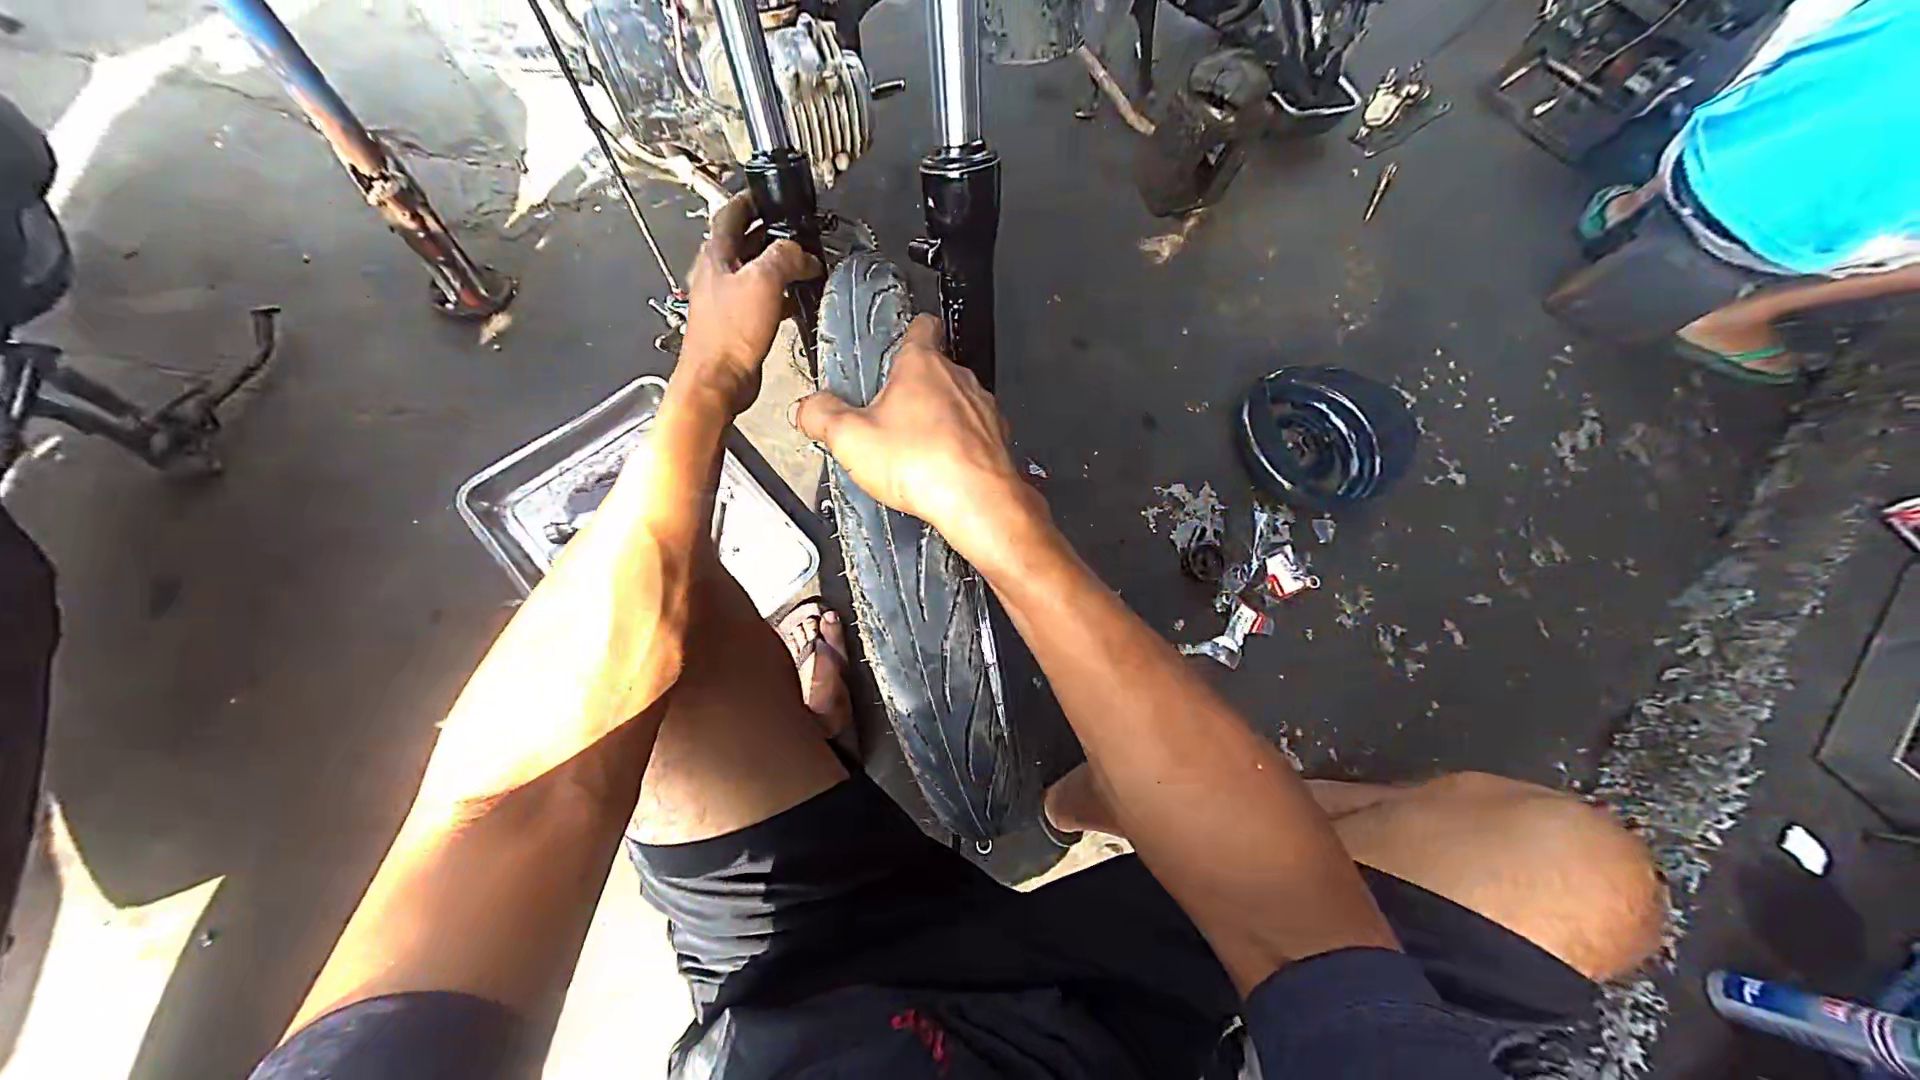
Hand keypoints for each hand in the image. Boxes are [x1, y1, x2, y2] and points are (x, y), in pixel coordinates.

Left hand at [677, 193, 819, 413]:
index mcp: (716, 257)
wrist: (719, 380)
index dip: (749, 201)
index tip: (764, 194)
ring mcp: (727, 302)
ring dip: (777, 268)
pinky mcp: (739, 326)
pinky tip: (794, 303)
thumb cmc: (728, 335)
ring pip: (754, 274)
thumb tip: (802, 253)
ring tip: (801, 266)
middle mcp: (718, 277)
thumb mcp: (763, 282)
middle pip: (744, 244)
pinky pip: (762, 302)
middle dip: (770, 236)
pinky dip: (779, 297)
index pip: (730, 215)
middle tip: (793, 232)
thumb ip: (785, 257)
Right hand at [791, 315, 1043, 564]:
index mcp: (922, 365)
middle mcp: (959, 380)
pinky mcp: (997, 440)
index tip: (904, 336)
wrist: (979, 502)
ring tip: (914, 449)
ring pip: (957, 405)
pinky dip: (959, 447)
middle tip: (889, 414)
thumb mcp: (850, 439)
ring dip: (938, 420)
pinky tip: (940, 470)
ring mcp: (982, 410)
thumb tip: (808, 408)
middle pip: (934, 371)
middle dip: (913, 389)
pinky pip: (974, 436)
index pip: (920, 327)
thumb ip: (822, 416)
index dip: (910, 329)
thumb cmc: (926, 465)